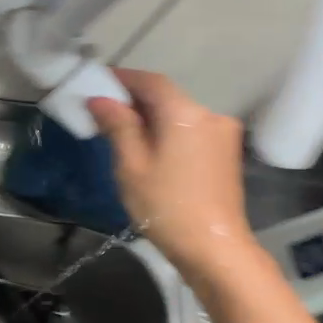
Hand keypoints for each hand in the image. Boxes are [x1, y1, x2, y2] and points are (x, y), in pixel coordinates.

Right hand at [88, 69, 260, 282]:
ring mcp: (222, 133)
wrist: (212, 244)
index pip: (152, 83)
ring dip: (150, 118)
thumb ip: (118, 127)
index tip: (96, 82)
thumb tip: (101, 100)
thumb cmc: (165, 205)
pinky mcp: (225, 152)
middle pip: (167, 98)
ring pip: (179, 115)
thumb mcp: (131, 165)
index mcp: (185, 115)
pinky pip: (190, 130)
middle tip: (101, 112)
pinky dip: (166, 131)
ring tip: (121, 134)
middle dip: (134, 101)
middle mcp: (210, 115)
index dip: (123, 78)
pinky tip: (149, 150)